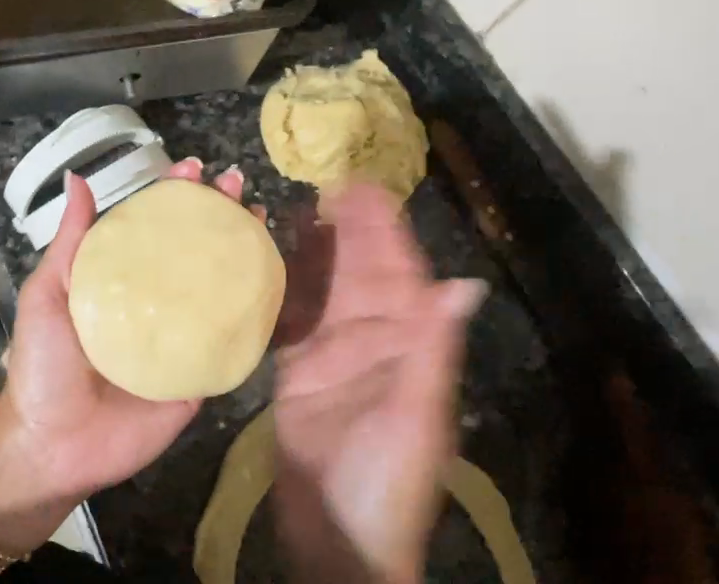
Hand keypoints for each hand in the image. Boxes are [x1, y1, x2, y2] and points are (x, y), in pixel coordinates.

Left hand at [0, 159, 253, 503]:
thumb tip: (78, 177)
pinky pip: (232, 340)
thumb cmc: (44, 363)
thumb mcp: (48, 292)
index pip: (150, 225)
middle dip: (216, 212)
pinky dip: (255, 309)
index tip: (192, 168)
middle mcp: (152, 299)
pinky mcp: (199, 374)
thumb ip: (71, 240)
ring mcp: (179, 336)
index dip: (172, 194)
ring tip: (258, 215)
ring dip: (242, 249)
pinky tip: (271, 277)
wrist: (52, 443)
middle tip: (235, 183)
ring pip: (219, 285)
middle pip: (191, 248)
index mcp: (117, 277)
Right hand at [272, 184, 486, 583]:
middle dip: (343, 227)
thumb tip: (459, 284)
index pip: (397, 273)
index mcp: (404, 343)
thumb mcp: (417, 413)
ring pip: (319, 286)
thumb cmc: (389, 477)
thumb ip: (431, 348)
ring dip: (308, 249)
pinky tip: (259, 261)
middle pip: (355, 271)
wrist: (340, 534)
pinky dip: (277, 286)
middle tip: (320, 183)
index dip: (384, 229)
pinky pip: (287, 316)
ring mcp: (328, 352)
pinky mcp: (292, 368)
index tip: (365, 186)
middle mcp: (368, 338)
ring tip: (288, 208)